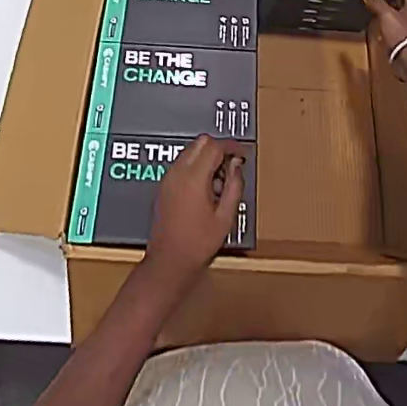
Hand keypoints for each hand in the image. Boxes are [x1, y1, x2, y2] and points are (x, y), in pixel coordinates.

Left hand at [145, 135, 246, 282]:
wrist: (169, 262)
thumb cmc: (196, 244)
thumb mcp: (225, 216)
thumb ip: (234, 186)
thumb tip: (236, 166)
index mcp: (193, 178)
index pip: (214, 146)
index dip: (232, 146)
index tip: (242, 153)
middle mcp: (178, 174)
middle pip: (201, 142)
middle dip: (219, 148)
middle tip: (232, 165)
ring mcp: (168, 179)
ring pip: (191, 151)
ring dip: (207, 157)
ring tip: (220, 182)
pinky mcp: (164, 187)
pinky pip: (183, 164)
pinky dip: (196, 166)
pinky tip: (206, 188)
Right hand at [364, 0, 406, 71]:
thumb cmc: (404, 35)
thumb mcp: (386, 14)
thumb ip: (377, 4)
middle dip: (399, 6)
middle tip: (392, 3)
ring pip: (403, 24)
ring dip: (395, 22)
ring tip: (385, 19)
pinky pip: (399, 38)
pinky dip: (392, 36)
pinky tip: (386, 38)